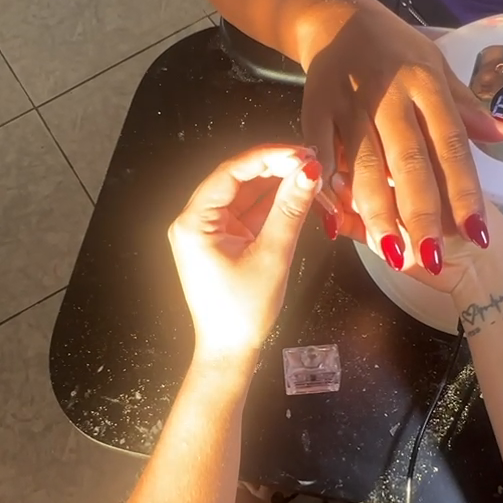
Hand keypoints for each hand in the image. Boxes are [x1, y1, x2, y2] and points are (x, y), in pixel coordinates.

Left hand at [167, 145, 324, 369]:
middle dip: (274, 168)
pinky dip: (271, 205)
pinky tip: (296, 195)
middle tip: (309, 162)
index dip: (267, 157)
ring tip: (308, 176)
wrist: (230, 350)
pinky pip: (248, 213)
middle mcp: (194, 223)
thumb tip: (307, 174)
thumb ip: (290, 210)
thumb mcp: (272, 256)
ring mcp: (208, 232)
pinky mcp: (222, 242)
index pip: (230, 173)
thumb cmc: (241, 313)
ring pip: (245, 194)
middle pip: (237, 179)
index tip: (299, 152)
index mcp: (193, 224)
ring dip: (275, 185)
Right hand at [299, 4, 502, 276]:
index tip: (478, 235)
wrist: (335, 17)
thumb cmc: (394, 48)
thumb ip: (467, 108)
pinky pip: (320, 153)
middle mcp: (390, 95)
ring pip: (363, 164)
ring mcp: (350, 102)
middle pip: (408, 161)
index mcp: (427, 85)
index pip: (451, 146)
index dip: (465, 192)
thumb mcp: (438, 67)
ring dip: (376, 211)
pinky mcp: (314, 108)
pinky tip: (335, 223)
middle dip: (421, 213)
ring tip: (390, 253)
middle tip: (431, 258)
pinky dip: (325, 188)